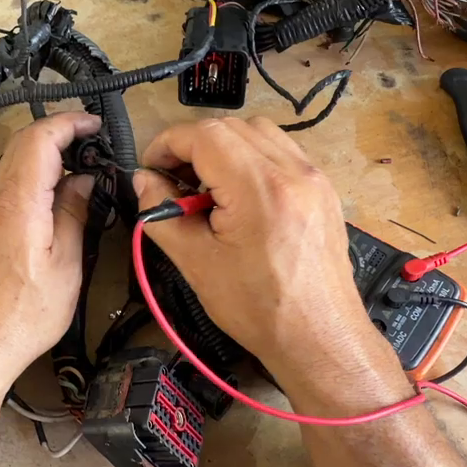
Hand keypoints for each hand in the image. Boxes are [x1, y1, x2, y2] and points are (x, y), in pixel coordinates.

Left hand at [0, 112, 99, 385]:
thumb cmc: (23, 314)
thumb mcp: (65, 266)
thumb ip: (74, 214)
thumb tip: (84, 180)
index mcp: (18, 200)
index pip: (39, 138)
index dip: (69, 122)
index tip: (96, 123)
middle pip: (23, 143)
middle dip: (59, 131)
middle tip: (95, 139)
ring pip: (15, 162)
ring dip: (47, 153)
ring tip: (83, 164)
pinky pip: (10, 183)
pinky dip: (35, 174)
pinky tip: (57, 193)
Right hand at [133, 117, 407, 409]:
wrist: (321, 340)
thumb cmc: (257, 308)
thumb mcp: (195, 262)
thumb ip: (162, 213)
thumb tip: (143, 180)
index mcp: (259, 187)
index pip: (204, 135)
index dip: (168, 144)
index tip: (151, 169)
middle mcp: (292, 171)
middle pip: (230, 126)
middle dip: (193, 144)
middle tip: (173, 180)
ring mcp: (313, 178)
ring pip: (258, 132)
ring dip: (223, 146)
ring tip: (206, 186)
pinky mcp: (323, 190)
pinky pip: (281, 151)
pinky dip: (251, 157)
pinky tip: (238, 194)